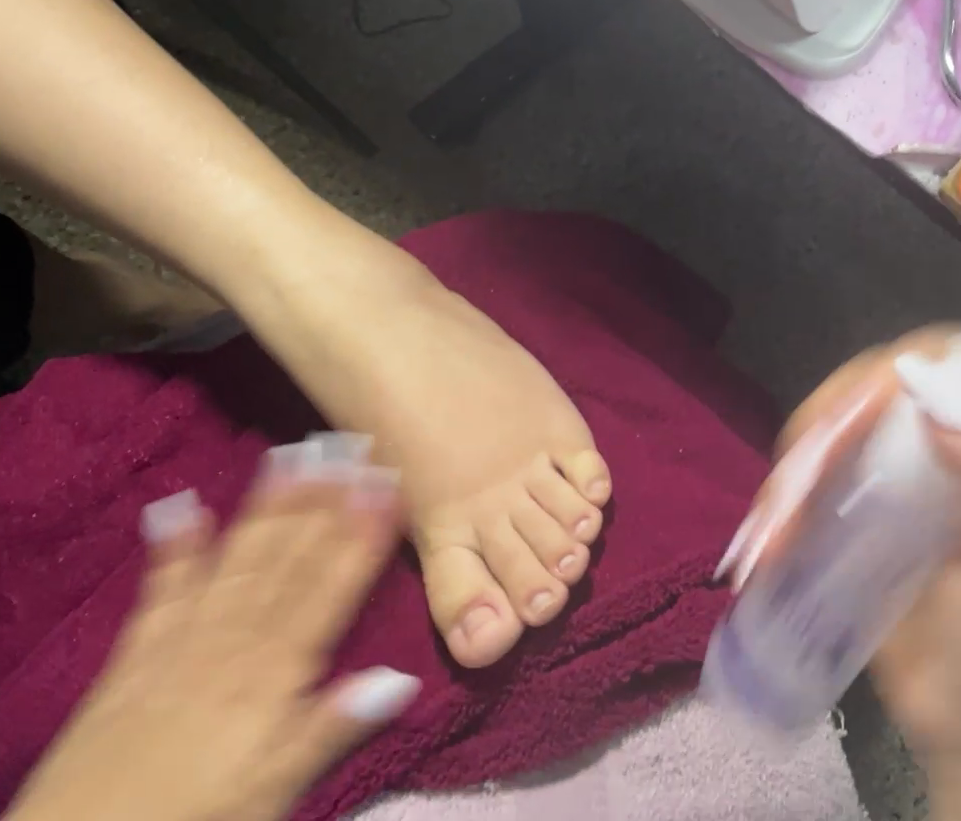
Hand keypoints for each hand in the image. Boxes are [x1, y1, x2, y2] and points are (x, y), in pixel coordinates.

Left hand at [7, 437, 414, 820]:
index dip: (359, 534)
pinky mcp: (135, 656)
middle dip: (321, 502)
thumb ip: (332, 729)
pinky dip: (172, 549)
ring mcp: (181, 642)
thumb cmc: (193, 819)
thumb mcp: (274, 788)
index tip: (383, 484)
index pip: (328, 589)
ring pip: (236, 562)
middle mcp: (231, 643)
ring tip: (291, 456)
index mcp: (272, 673)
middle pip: (286, 562)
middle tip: (347, 447)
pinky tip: (180, 506)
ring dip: (266, 508)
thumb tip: (400, 678)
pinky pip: (160, 594)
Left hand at [239, 249, 611, 669]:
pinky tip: (589, 498)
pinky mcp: (554, 422)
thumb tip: (460, 575)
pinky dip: (595, 495)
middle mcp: (485, 506)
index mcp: (435, 528)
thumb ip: (430, 532)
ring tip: (574, 551)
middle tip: (550, 592)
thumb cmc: (366, 406)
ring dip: (573, 548)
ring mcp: (525, 462)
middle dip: (543, 592)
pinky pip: (590, 474)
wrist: (386, 330)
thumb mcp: (388, 484)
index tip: (503, 631)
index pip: (471, 601)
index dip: (492, 630)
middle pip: (532, 568)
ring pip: (566, 527)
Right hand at [771, 330, 960, 766]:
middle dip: (826, 426)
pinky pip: (809, 489)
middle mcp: (941, 446)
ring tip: (779, 531)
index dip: (892, 371)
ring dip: (795, 471)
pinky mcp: (854, 521)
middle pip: (870, 390)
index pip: (943, 360)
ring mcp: (894, 482)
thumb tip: (932, 388)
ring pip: (831, 435)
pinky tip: (770, 545)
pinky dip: (783, 508)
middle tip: (798, 484)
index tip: (851, 422)